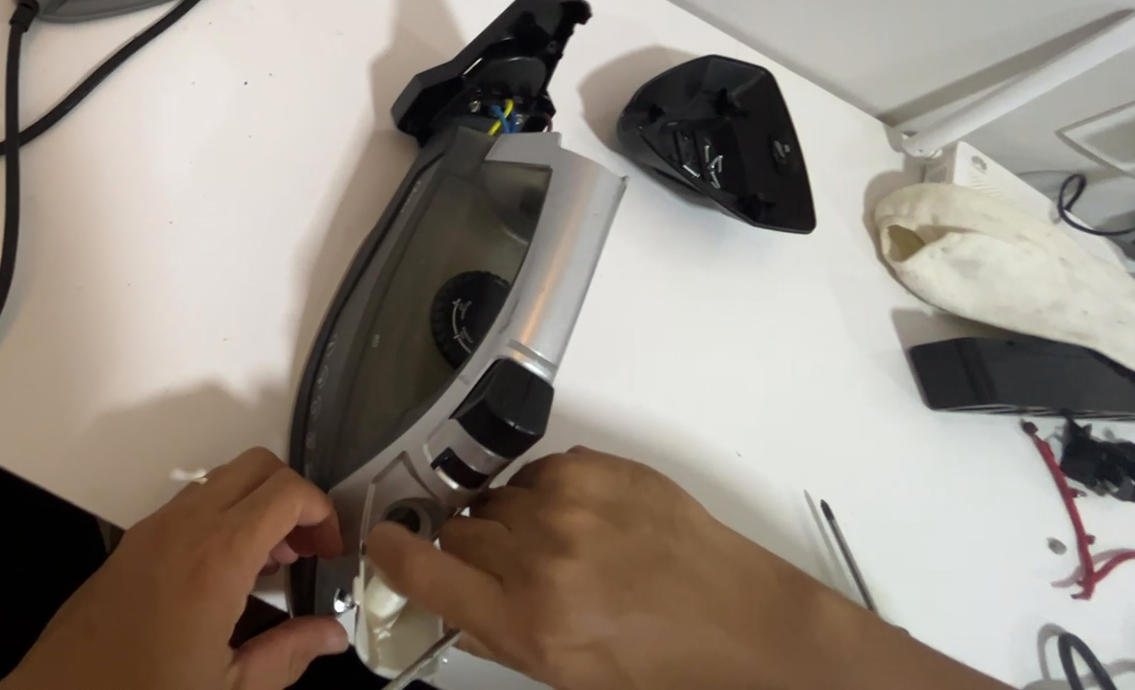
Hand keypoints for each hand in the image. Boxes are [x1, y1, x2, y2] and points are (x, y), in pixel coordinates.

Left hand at [0, 447, 349, 689]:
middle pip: (257, 464)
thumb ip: (290, 655)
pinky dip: (226, 512)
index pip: (286, 492)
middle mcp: (187, 523)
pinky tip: (230, 569)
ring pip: (225, 476)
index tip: (331, 550)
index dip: (322, 511)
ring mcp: (157, 524)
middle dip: (294, 494)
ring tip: (274, 562)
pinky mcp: (137, 536)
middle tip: (307, 548)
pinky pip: (195, 499)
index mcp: (219, 556)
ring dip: (258, 501)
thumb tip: (333, 636)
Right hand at [367, 445, 1007, 689]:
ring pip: (497, 497)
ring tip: (563, 546)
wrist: (750, 633)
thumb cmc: (658, 672)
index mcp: (525, 621)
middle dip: (474, 547)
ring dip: (513, 520)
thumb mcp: (565, 676)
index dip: (391, 552)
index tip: (383, 543)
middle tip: (511, 566)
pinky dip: (550, 496)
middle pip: (458, 528)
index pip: (419, 568)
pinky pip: (538, 474)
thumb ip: (494, 630)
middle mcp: (535, 556)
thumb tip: (443, 595)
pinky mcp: (591, 465)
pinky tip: (589, 522)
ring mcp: (564, 502)